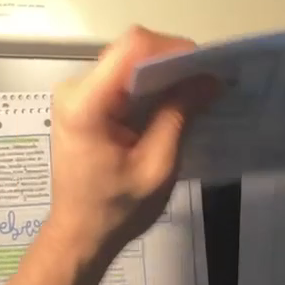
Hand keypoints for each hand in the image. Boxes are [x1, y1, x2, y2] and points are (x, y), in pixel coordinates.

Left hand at [42, 27, 210, 267]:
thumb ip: (179, 116)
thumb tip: (209, 80)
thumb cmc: (116, 210)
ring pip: (128, 64)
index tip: (206, 69)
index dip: (174, 50)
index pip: (133, 48)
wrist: (80, 235)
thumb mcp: (157, 167)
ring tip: (196, 93)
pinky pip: (122, 82)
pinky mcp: (85, 104)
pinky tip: (173, 104)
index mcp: (87, 103)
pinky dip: (150, 88)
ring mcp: (78, 95)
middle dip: (173, 63)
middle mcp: (76, 89)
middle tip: (208, 83)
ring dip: (163, 76)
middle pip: (130, 52)